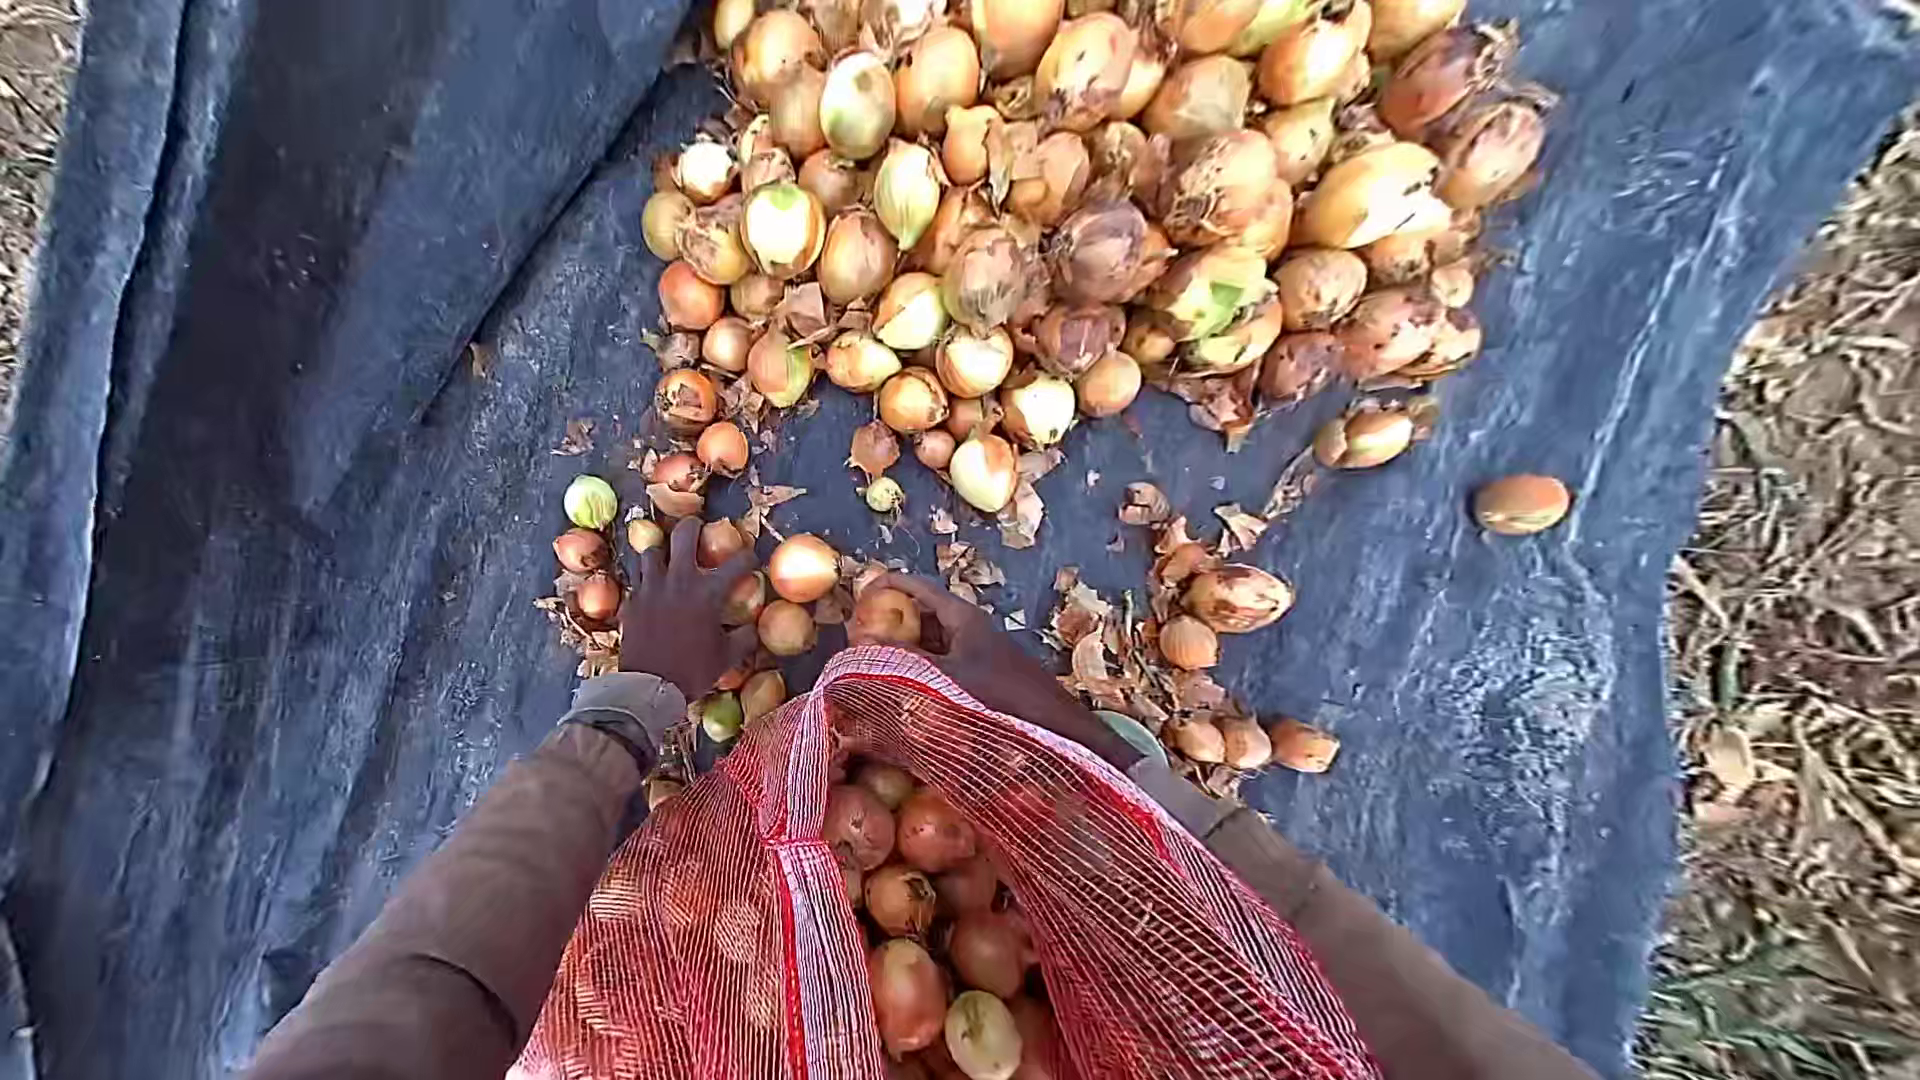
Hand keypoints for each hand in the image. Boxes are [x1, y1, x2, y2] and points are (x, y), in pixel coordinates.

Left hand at [620, 516, 757, 697]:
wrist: (647, 688)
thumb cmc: (693, 670)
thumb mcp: (728, 656)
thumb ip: (744, 636)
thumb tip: (752, 626)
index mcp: (708, 592)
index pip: (738, 562)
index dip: (750, 557)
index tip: (753, 558)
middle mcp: (679, 581)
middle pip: (683, 536)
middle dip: (693, 525)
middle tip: (698, 525)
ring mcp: (651, 588)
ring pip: (652, 550)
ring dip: (663, 548)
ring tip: (668, 552)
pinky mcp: (632, 601)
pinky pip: (638, 578)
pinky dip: (647, 576)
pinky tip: (652, 584)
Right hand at [875, 573, 1141, 769]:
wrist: (1059, 732)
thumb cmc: (1003, 699)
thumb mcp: (945, 679)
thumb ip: (902, 664)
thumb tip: (858, 648)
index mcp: (963, 618)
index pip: (918, 587)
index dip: (888, 585)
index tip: (858, 597)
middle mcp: (970, 631)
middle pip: (923, 616)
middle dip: (891, 624)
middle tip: (858, 641)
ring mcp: (978, 656)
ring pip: (932, 645)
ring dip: (905, 652)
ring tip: (872, 667)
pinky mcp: (983, 681)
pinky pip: (944, 669)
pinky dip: (922, 675)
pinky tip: (905, 695)